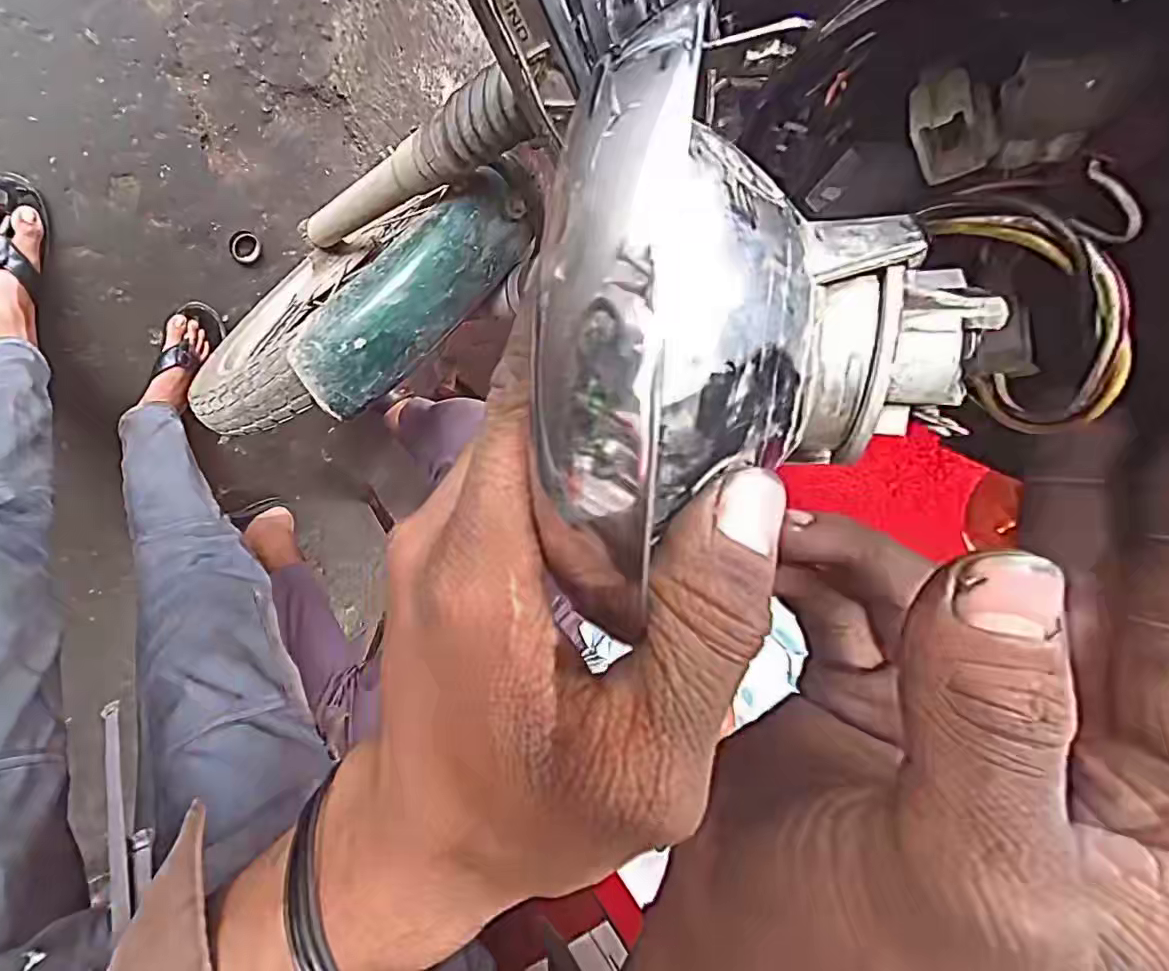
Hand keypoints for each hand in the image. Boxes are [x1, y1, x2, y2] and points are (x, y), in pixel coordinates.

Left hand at [214, 325, 785, 969]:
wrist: (427, 833)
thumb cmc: (527, 812)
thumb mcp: (651, 753)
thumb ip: (707, 629)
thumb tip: (746, 504)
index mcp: (478, 571)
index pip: (518, 412)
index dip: (579, 365)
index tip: (638, 335)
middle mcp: (434, 538)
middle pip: (522, 429)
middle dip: (602, 434)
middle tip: (678, 470)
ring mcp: (423, 543)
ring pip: (511, 456)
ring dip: (580, 475)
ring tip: (642, 536)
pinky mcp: (430, 557)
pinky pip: (497, 492)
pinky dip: (552, 502)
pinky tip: (598, 557)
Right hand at [637, 429, 1168, 970]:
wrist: (745, 965)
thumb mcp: (978, 872)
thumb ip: (996, 723)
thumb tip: (1006, 582)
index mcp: (1151, 810)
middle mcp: (1047, 741)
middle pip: (1071, 593)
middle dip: (1058, 505)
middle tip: (1046, 422)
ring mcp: (940, 710)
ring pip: (929, 586)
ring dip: (870, 542)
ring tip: (811, 518)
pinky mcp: (852, 695)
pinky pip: (838, 603)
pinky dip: (804, 572)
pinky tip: (773, 557)